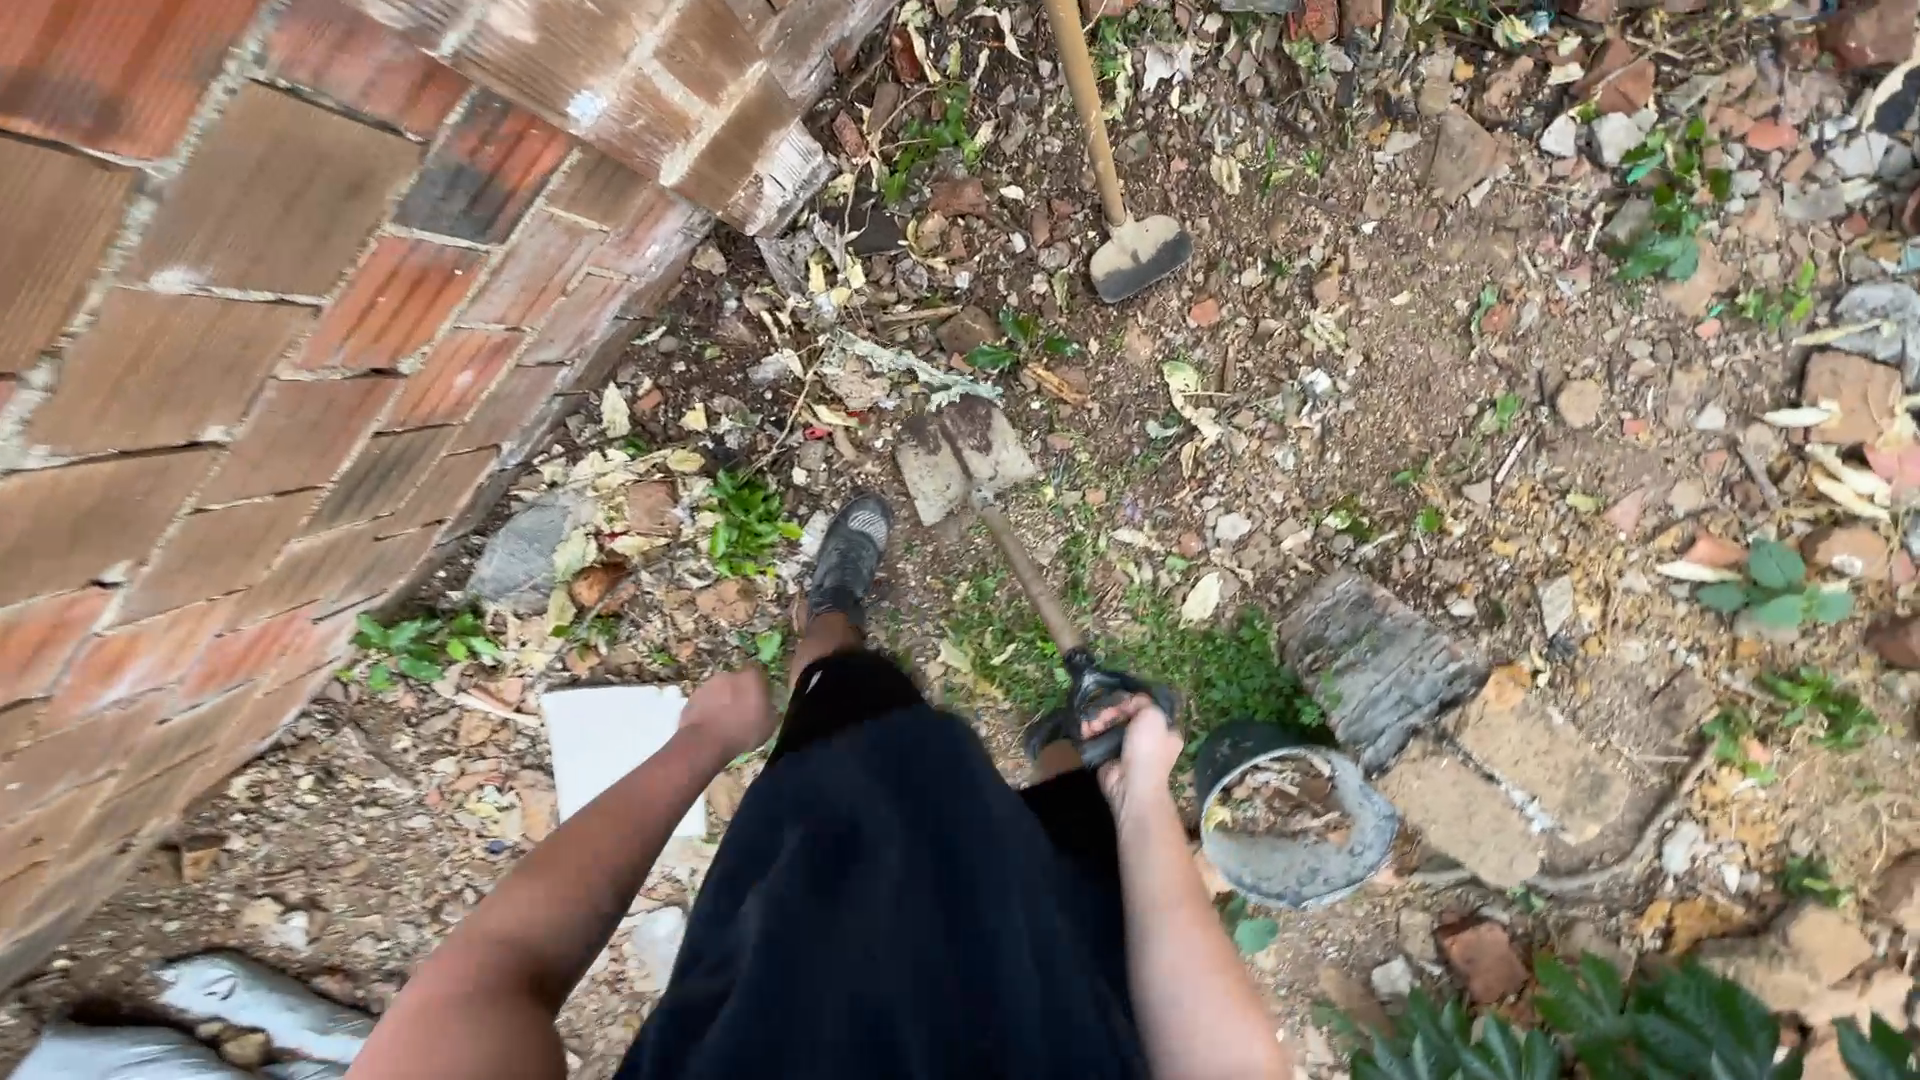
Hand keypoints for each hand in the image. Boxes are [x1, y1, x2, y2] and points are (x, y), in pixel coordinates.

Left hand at [679, 667, 775, 760]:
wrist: (706, 742)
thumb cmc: (743, 731)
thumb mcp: (769, 724)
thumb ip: (768, 709)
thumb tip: (765, 706)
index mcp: (751, 677)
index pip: (757, 673)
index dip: (758, 686)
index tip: (758, 700)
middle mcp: (728, 675)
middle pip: (736, 681)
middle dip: (737, 692)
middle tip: (741, 712)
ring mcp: (707, 685)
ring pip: (718, 691)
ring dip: (721, 701)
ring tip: (724, 722)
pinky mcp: (691, 698)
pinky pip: (704, 703)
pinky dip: (707, 711)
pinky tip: (710, 727)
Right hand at [1080, 694, 1181, 817]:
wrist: (1131, 785)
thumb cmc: (1147, 749)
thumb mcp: (1153, 715)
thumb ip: (1142, 701)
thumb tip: (1126, 702)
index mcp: (1163, 728)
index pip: (1145, 706)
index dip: (1131, 700)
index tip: (1121, 701)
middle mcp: (1146, 737)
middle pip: (1124, 713)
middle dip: (1110, 710)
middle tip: (1104, 714)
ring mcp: (1125, 746)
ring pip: (1108, 722)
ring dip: (1097, 719)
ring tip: (1091, 725)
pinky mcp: (1107, 754)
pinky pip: (1097, 736)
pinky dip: (1089, 731)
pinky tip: (1085, 730)